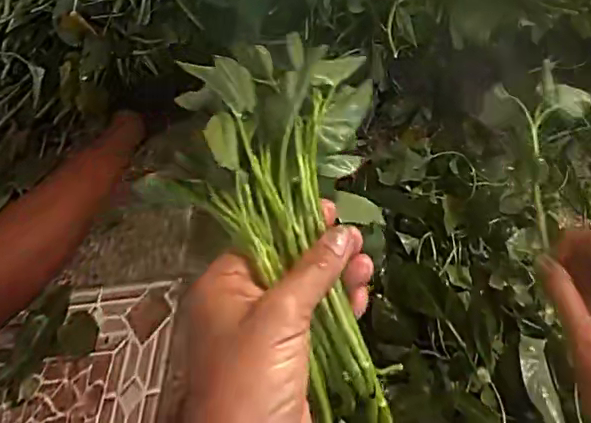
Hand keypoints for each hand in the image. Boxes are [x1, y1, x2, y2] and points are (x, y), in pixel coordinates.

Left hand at [182, 201, 375, 422]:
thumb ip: (312, 269)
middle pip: (290, 261)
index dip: (297, 220)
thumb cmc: (249, 381)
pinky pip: (319, 319)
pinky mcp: (291, 357)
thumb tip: (342, 231)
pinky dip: (341, 306)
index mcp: (225, 286)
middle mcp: (244, 303)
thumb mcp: (280, 316)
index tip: (330, 210)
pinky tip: (362, 295)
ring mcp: (268, 332)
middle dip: (326, 250)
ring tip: (365, 266)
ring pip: (309, 290)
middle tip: (356, 238)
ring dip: (340, 277)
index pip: (263, 236)